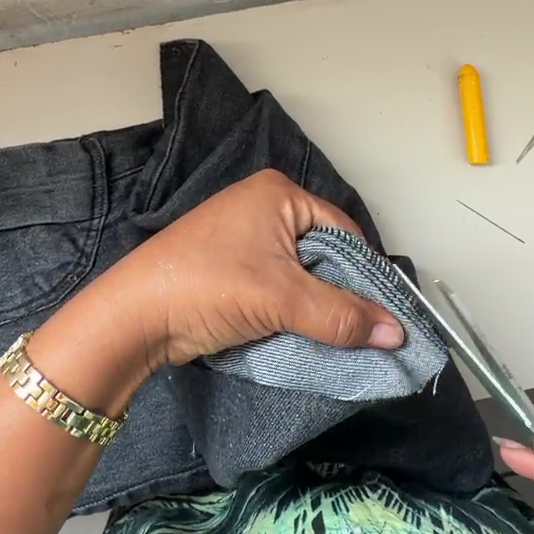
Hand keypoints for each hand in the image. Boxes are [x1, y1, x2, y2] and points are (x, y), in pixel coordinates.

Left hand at [31, 169, 406, 408]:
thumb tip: (398, 333)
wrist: (135, 315)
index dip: (366, 274)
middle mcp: (264, 206)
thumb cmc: (208, 286)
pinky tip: (305, 336)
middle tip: (366, 333)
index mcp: (278, 193)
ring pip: (301, 274)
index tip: (386, 315)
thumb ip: (342, 315)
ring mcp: (245, 237)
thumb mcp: (283, 299)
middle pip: (323, 253)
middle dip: (340, 293)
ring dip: (316, 306)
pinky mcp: (232, 267)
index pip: (343, 231)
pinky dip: (293, 311)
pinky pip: (279, 286)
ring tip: (339, 340)